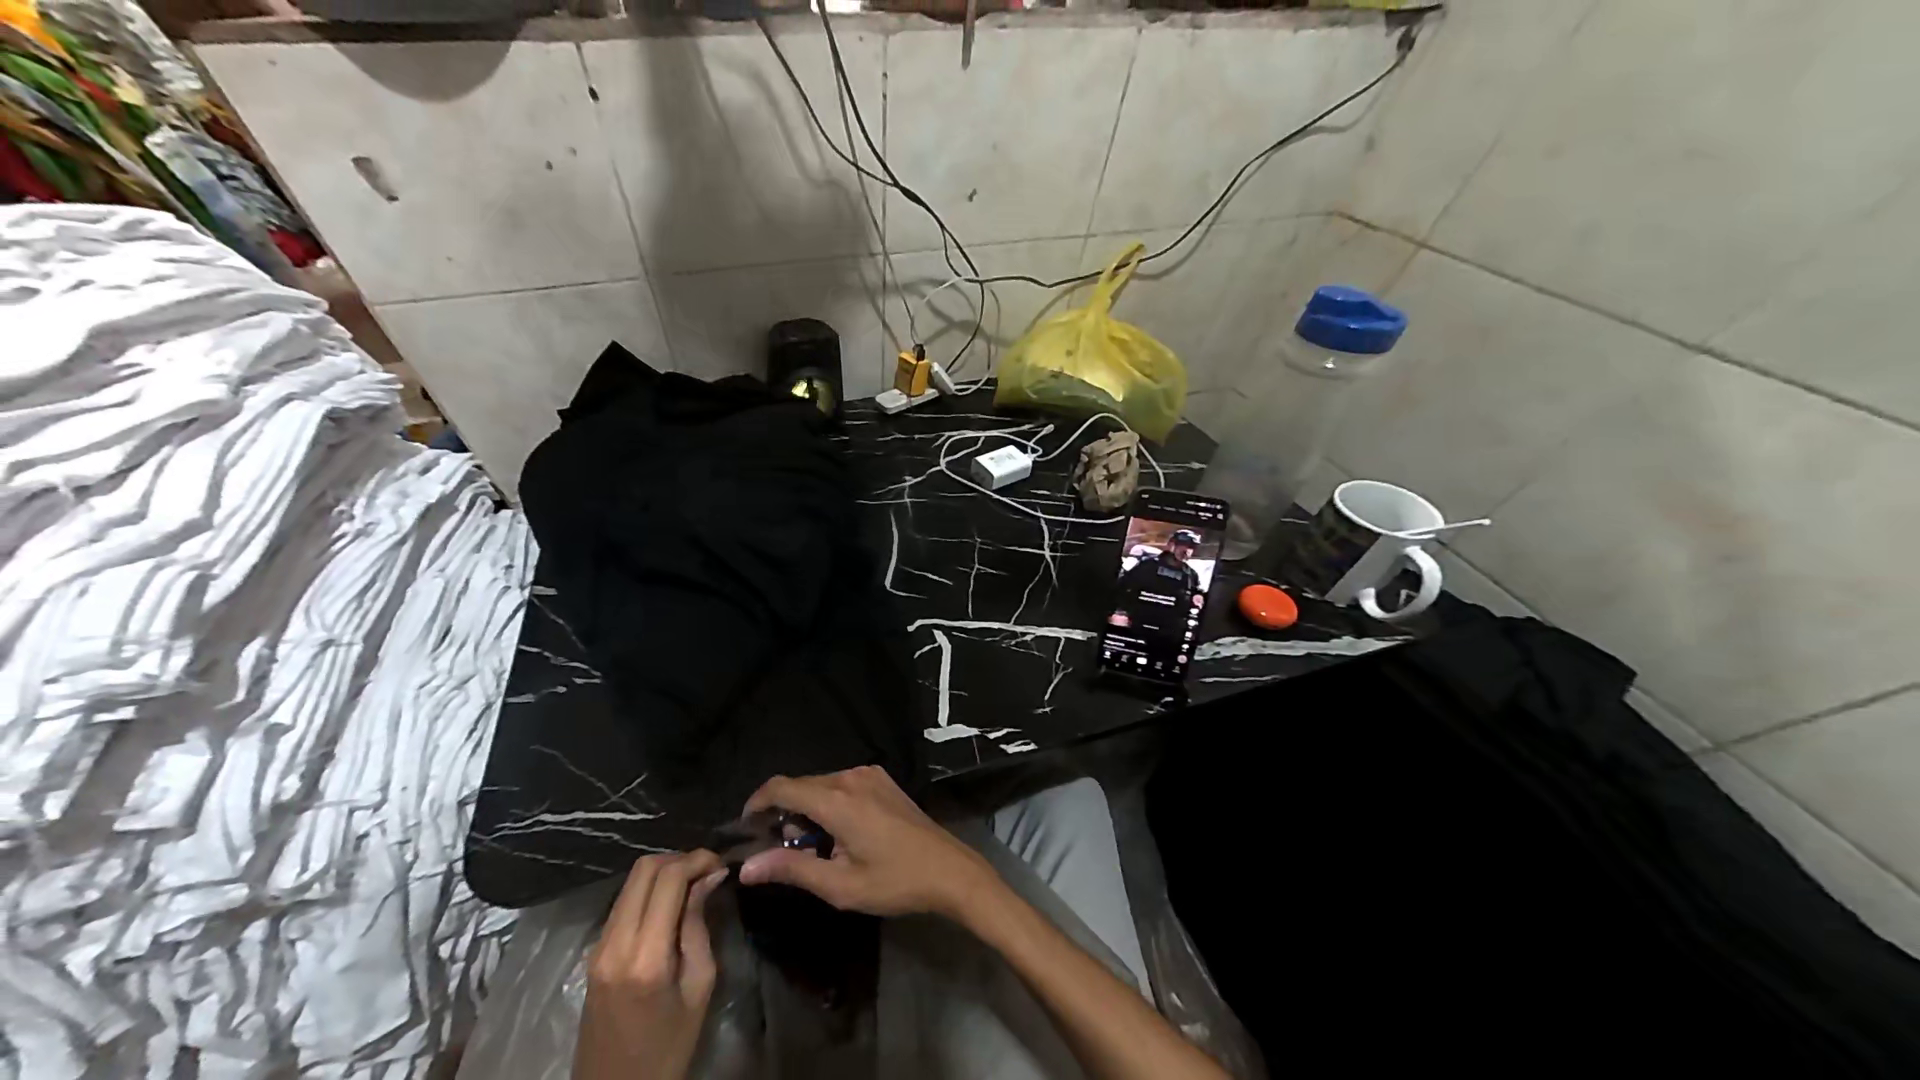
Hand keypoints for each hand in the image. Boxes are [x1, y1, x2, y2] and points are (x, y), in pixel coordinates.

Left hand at [573, 851, 726, 1079]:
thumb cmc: (668, 1048)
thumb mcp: (699, 986)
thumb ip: (698, 926)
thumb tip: (710, 877)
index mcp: (645, 956)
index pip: (668, 879)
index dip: (698, 859)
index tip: (722, 864)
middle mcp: (614, 943)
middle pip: (644, 869)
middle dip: (680, 859)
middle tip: (709, 871)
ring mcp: (598, 947)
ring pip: (631, 882)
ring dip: (664, 872)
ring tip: (694, 885)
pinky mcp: (594, 952)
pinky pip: (624, 902)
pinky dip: (650, 890)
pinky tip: (672, 904)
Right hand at [737, 766, 999, 919]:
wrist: (949, 870)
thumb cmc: (894, 882)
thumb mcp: (839, 885)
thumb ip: (791, 870)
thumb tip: (746, 867)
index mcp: (837, 800)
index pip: (781, 787)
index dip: (756, 804)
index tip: (745, 829)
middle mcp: (851, 777)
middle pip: (800, 786)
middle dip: (783, 814)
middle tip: (781, 852)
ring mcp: (870, 774)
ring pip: (821, 785)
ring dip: (807, 810)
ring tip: (812, 849)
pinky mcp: (882, 779)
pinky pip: (842, 784)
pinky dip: (828, 804)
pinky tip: (837, 834)